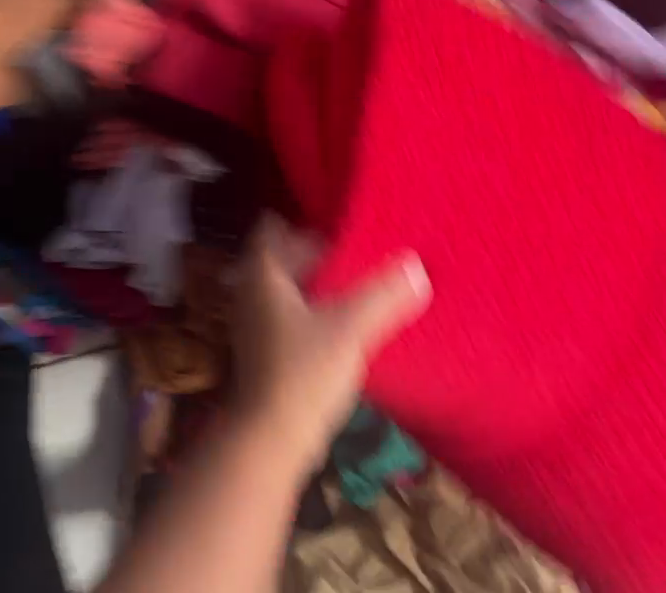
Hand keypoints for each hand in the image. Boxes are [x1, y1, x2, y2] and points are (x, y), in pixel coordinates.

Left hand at [228, 214, 430, 473]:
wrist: (269, 436)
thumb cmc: (303, 373)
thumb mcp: (349, 329)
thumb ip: (382, 296)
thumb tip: (415, 265)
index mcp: (262, 274)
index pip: (273, 230)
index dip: (305, 228)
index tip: (341, 234)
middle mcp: (249, 292)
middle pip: (280, 259)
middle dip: (315, 257)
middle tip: (357, 262)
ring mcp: (253, 322)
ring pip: (285, 289)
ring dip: (314, 288)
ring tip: (355, 294)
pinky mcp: (263, 350)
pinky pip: (287, 316)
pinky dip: (310, 314)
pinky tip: (341, 329)